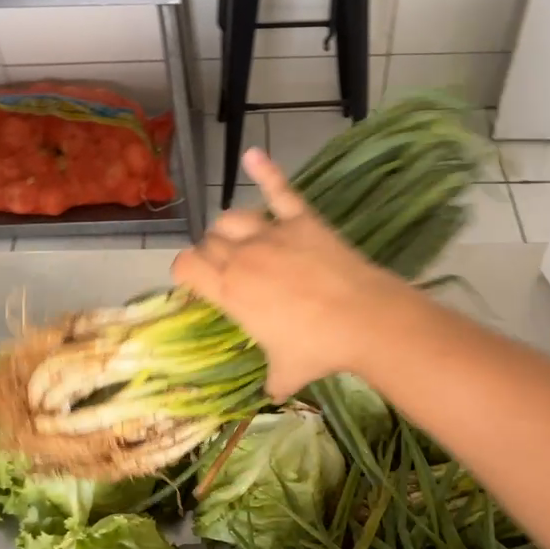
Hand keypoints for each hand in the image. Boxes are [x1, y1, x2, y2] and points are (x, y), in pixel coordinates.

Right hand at [173, 149, 421, 398]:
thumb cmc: (319, 349)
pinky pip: (279, 190)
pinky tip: (253, 154)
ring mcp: (272, 234)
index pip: (186, 267)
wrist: (363, 319)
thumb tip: (273, 394)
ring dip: (229, 227)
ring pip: (232, 217)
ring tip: (239, 238)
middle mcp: (243, 258)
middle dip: (211, 253)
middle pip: (209, 242)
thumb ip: (273, 380)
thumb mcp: (287, 372)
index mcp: (230, 293)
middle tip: (228, 270)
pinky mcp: (302, 219)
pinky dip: (265, 171)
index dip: (186, 272)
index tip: (195, 282)